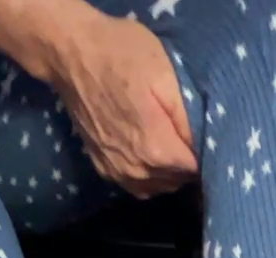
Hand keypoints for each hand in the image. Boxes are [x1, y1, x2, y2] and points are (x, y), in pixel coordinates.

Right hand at [43, 12, 195, 195]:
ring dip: (169, 171)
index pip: (196, 169)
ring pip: (160, 186)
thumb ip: (189, 119)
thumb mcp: (167, 76)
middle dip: (187, 162)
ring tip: (170, 143)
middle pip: (179, 180)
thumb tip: (204, 147)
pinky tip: (149, 153)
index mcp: (158, 150)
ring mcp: (119, 173)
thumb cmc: (122, 56)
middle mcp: (139, 171)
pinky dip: (149, 175)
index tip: (204, 136)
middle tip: (186, 134)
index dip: (204, 154)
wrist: (71, 54)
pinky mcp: (104, 169)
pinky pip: (138, 185)